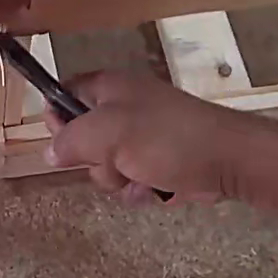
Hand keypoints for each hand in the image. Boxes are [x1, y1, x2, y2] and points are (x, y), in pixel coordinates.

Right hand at [44, 72, 257, 203]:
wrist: (228, 159)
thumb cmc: (165, 138)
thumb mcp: (107, 133)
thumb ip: (70, 140)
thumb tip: (50, 152)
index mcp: (108, 88)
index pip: (63, 95)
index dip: (57, 119)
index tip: (64, 140)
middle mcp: (122, 108)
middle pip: (81, 138)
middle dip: (93, 160)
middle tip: (112, 160)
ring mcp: (140, 136)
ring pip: (104, 165)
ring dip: (117, 178)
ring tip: (139, 176)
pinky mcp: (156, 160)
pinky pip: (129, 178)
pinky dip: (137, 188)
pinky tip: (153, 189)